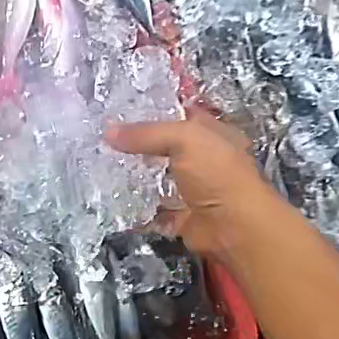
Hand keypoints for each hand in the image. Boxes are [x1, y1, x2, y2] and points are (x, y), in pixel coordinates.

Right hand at [106, 110, 289, 263]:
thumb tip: (108, 131)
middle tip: (106, 141)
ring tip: (104, 168)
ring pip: (160, 181)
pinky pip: (156, 212)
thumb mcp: (184, 139)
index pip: (182, 115)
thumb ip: (146, 134)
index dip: (156, 110)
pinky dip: (139, 210)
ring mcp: (195, 191)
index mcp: (213, 134)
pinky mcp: (184, 218)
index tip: (121, 110)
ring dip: (137, 178)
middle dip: (140, 146)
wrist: (234, 228)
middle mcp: (205, 161)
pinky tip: (115, 201)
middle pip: (168, 149)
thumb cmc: (217, 174)